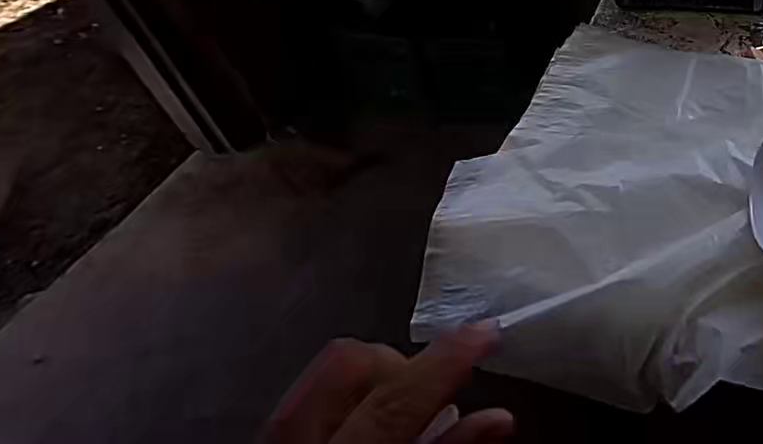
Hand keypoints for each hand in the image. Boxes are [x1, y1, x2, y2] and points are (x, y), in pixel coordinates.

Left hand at [261, 323, 514, 443]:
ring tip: (405, 404)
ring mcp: (267, 439)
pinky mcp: (263, 439)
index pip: (392, 405)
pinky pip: (307, 400)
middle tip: (436, 381)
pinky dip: (347, 399)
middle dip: (397, 358)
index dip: (445, 362)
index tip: (488, 330)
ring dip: (374, 377)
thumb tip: (499, 418)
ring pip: (322, 373)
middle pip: (342, 363)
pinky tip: (367, 422)